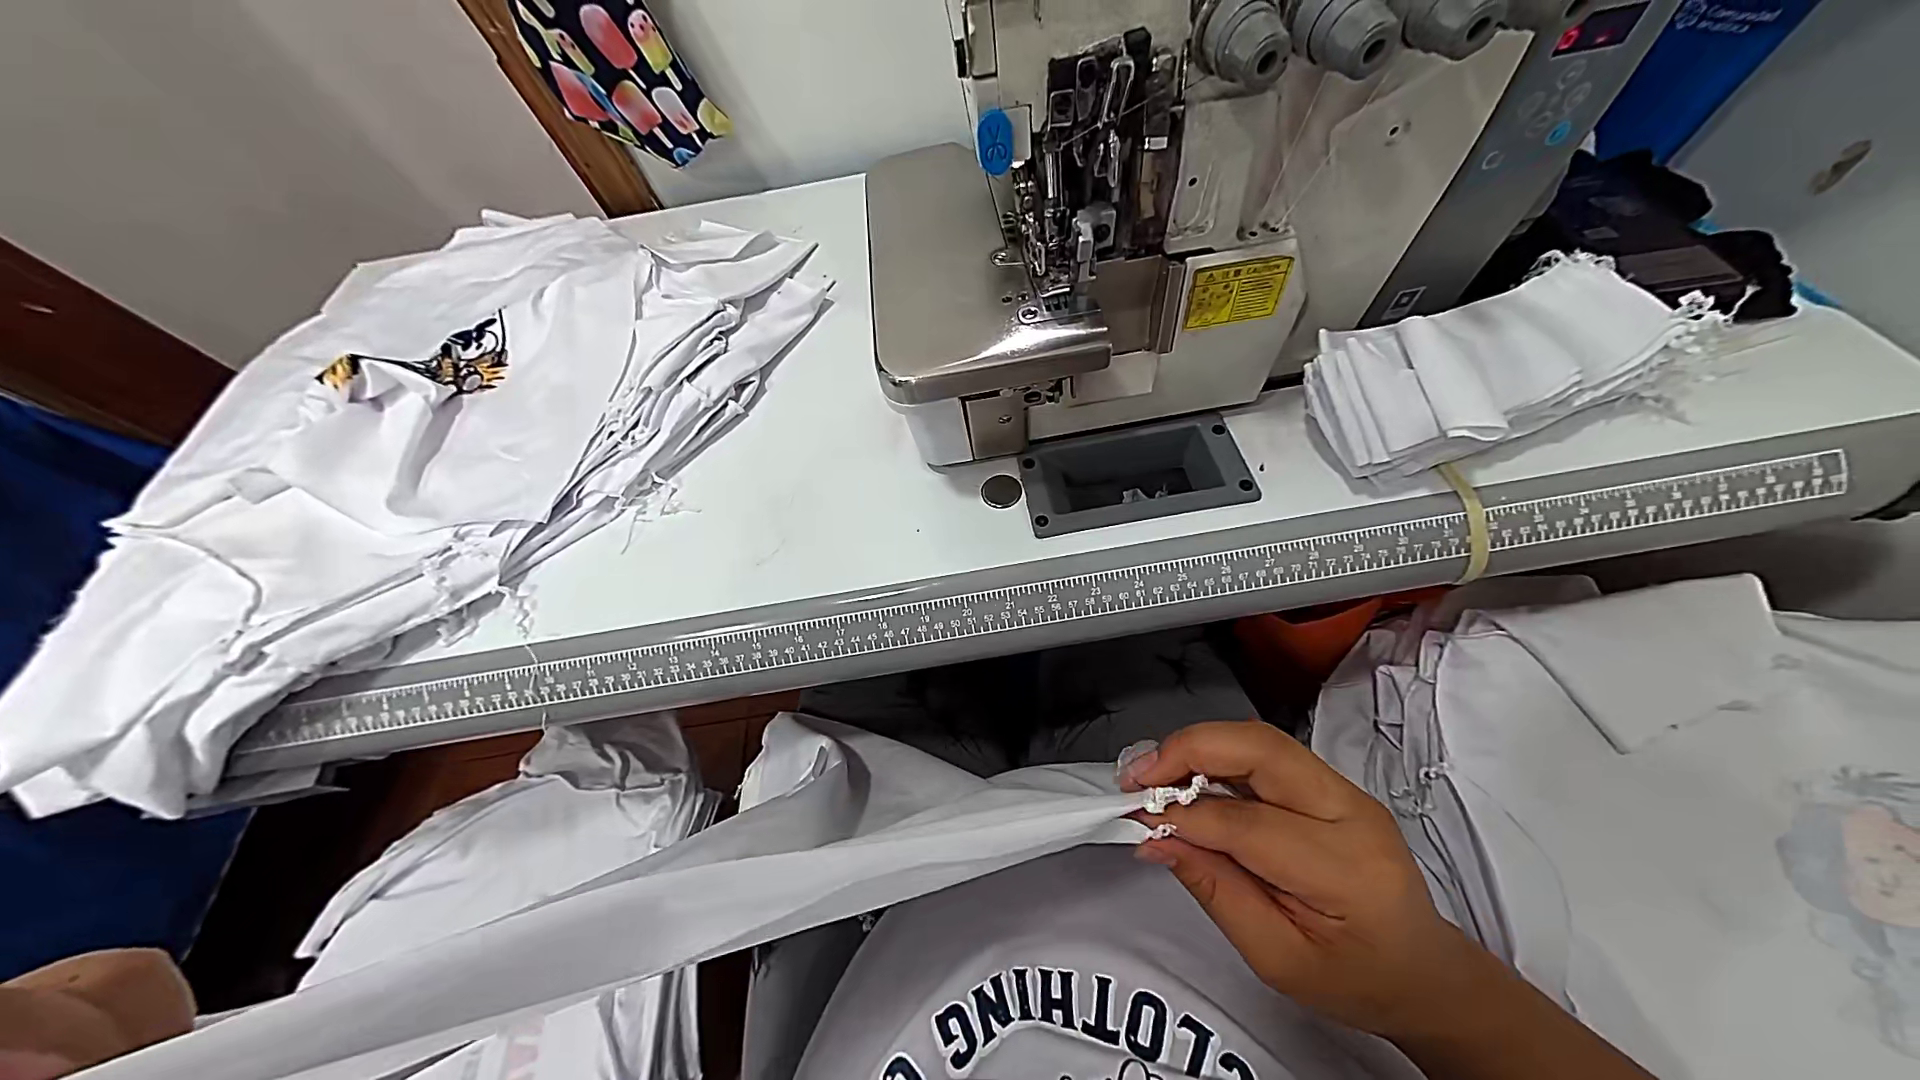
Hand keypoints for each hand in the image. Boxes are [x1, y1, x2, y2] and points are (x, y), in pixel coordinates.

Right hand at [1123, 719, 1486, 1041]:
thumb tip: (1155, 839)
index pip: (1247, 823)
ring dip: (1197, 746)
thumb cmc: (1357, 978)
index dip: (1183, 815)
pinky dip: (1216, 754)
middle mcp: (1351, 812)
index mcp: (1346, 869)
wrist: (1423, 971)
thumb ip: (1214, 889)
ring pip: (1257, 737)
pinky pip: (1263, 750)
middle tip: (1138, 775)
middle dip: (1187, 749)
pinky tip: (1187, 775)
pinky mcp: (1329, 782)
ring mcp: (1344, 789)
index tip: (1137, 817)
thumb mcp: (1277, 958)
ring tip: (1153, 772)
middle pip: (1258, 747)